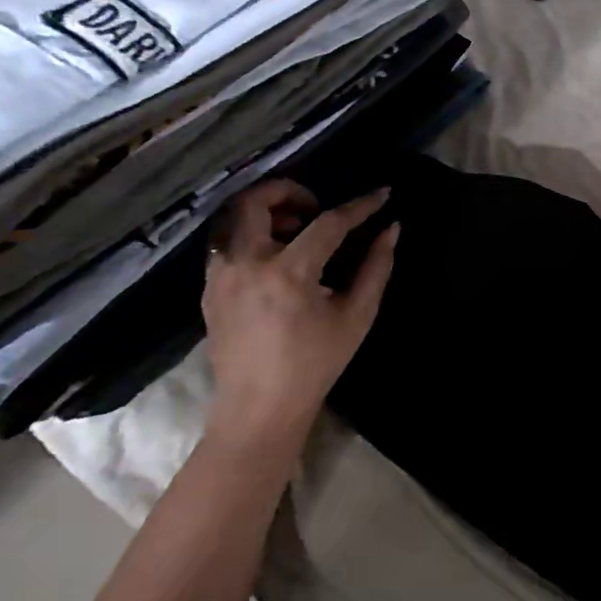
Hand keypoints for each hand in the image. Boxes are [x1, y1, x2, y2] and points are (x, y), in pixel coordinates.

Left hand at [200, 179, 397, 438]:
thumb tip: (391, 229)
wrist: (259, 410)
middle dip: (289, 190)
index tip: (381, 194)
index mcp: (288, 273)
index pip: (328, 223)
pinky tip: (277, 257)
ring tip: (296, 232)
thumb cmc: (315, 364)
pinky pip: (226, 243)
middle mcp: (246, 265)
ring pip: (233, 218)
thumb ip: (376, 266)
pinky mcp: (209, 289)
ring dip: (267, 212)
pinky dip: (251, 235)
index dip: (359, 206)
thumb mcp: (357, 316)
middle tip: (316, 206)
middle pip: (255, 200)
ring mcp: (220, 276)